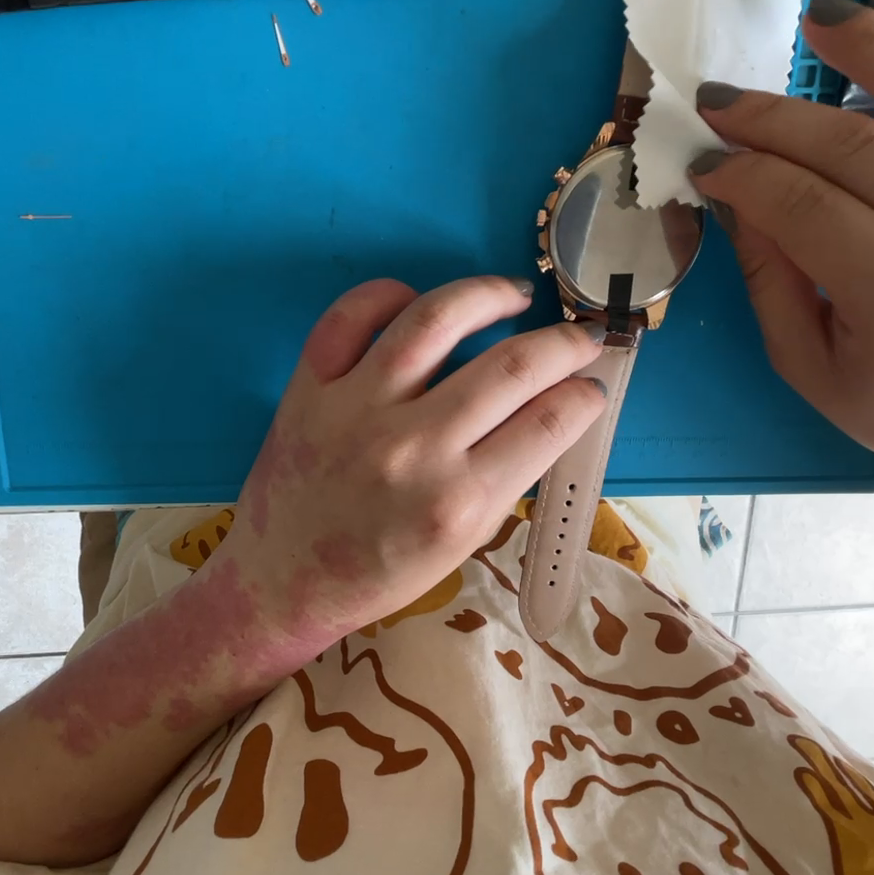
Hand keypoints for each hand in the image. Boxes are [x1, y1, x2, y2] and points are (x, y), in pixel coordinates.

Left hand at [215, 275, 605, 647]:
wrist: (283, 580)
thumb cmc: (379, 572)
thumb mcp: (462, 544)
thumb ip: (507, 476)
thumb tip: (551, 408)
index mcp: (459, 501)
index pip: (549, 422)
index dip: (584, 393)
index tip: (591, 383)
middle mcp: (413, 446)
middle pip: (512, 365)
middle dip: (565, 342)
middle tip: (579, 335)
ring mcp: (355, 408)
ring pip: (436, 319)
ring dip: (489, 294)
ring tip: (513, 295)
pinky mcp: (308, 386)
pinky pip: (350, 315)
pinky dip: (389, 294)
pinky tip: (416, 301)